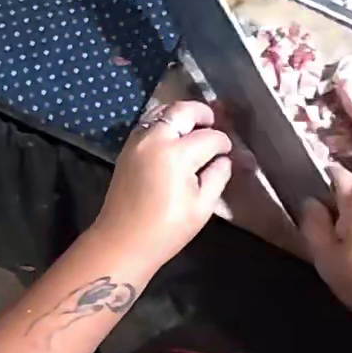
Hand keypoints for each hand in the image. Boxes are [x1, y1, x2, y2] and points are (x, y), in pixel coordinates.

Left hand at [91, 101, 232, 270]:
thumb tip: (224, 160)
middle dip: (203, 113)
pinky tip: (175, 136)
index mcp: (177, 154)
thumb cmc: (167, 230)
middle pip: (182, 110)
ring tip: (195, 126)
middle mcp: (155, 139)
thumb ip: (217, 176)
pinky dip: (164, 122)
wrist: (122, 241)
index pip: (209, 137)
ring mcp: (137, 141)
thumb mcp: (202, 207)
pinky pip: (148, 123)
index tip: (229, 152)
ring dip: (181, 114)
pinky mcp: (127, 148)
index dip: (223, 143)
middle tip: (215, 121)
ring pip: (162, 111)